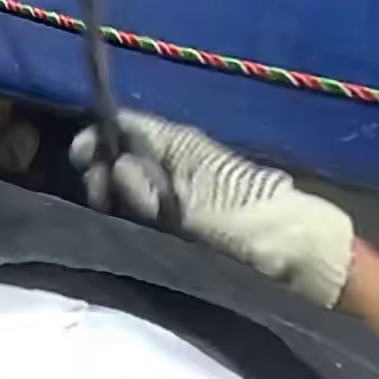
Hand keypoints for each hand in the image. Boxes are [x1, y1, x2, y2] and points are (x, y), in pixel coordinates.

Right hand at [70, 111, 353, 306]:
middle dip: (100, 168)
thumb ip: (143, 185)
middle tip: (94, 196)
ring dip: (113, 189)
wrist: (298, 256)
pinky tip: (125, 217)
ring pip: (128, 172)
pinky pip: (142, 192)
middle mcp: (173, 151)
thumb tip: (110, 166)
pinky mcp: (183, 199)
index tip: (79, 160)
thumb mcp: (189, 204)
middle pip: (119, 148)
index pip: (121, 123)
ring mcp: (179, 175)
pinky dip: (129, 202)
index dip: (95, 136)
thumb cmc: (242, 222)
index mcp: (175, 140)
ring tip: (108, 211)